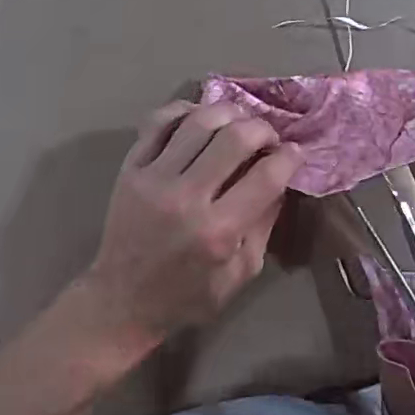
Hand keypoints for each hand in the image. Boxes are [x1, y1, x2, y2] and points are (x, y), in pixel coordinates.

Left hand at [76, 102, 302, 343]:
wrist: (118, 303)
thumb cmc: (188, 295)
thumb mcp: (242, 271)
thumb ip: (266, 222)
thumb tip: (282, 176)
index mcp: (217, 232)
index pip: (267, 175)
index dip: (290, 157)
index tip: (295, 153)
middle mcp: (186, 199)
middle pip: (236, 137)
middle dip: (264, 129)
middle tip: (269, 138)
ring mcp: (153, 179)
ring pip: (200, 120)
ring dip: (230, 114)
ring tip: (238, 124)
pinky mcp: (130, 168)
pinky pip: (160, 120)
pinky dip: (187, 110)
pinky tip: (201, 119)